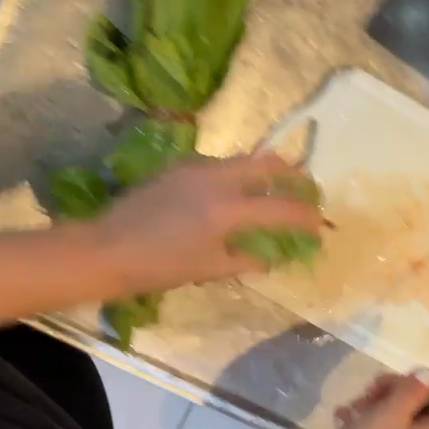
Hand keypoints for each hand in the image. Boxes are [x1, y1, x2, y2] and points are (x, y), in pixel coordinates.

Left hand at [81, 153, 324, 294]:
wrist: (107, 247)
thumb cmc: (158, 266)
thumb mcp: (207, 268)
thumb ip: (244, 259)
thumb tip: (269, 257)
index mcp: (228, 208)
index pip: (281, 207)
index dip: (305, 216)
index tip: (320, 225)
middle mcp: (215, 178)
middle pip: (265, 165)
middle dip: (290, 175)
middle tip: (306, 189)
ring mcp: (193, 168)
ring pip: (239, 160)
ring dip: (261, 170)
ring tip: (273, 187)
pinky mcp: (175, 168)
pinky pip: (216, 164)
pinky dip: (234, 172)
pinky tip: (232, 190)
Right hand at [316, 372, 428, 428]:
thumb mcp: (388, 416)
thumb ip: (409, 392)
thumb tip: (428, 374)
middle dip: (400, 387)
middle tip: (376, 387)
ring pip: (402, 410)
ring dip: (377, 400)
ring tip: (354, 408)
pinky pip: (385, 424)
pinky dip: (367, 416)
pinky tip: (346, 419)